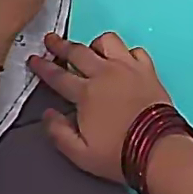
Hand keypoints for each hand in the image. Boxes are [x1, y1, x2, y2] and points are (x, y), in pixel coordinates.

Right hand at [27, 32, 172, 183]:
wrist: (159, 149)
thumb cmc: (118, 153)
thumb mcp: (80, 153)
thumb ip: (59, 133)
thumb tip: (48, 114)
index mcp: (86, 93)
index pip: (58, 76)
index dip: (43, 67)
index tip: (34, 59)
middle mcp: (105, 73)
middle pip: (78, 51)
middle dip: (60, 45)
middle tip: (51, 40)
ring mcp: (128, 68)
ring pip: (108, 42)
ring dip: (96, 44)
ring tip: (92, 50)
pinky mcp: (148, 70)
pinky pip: (135, 51)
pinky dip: (126, 53)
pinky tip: (123, 61)